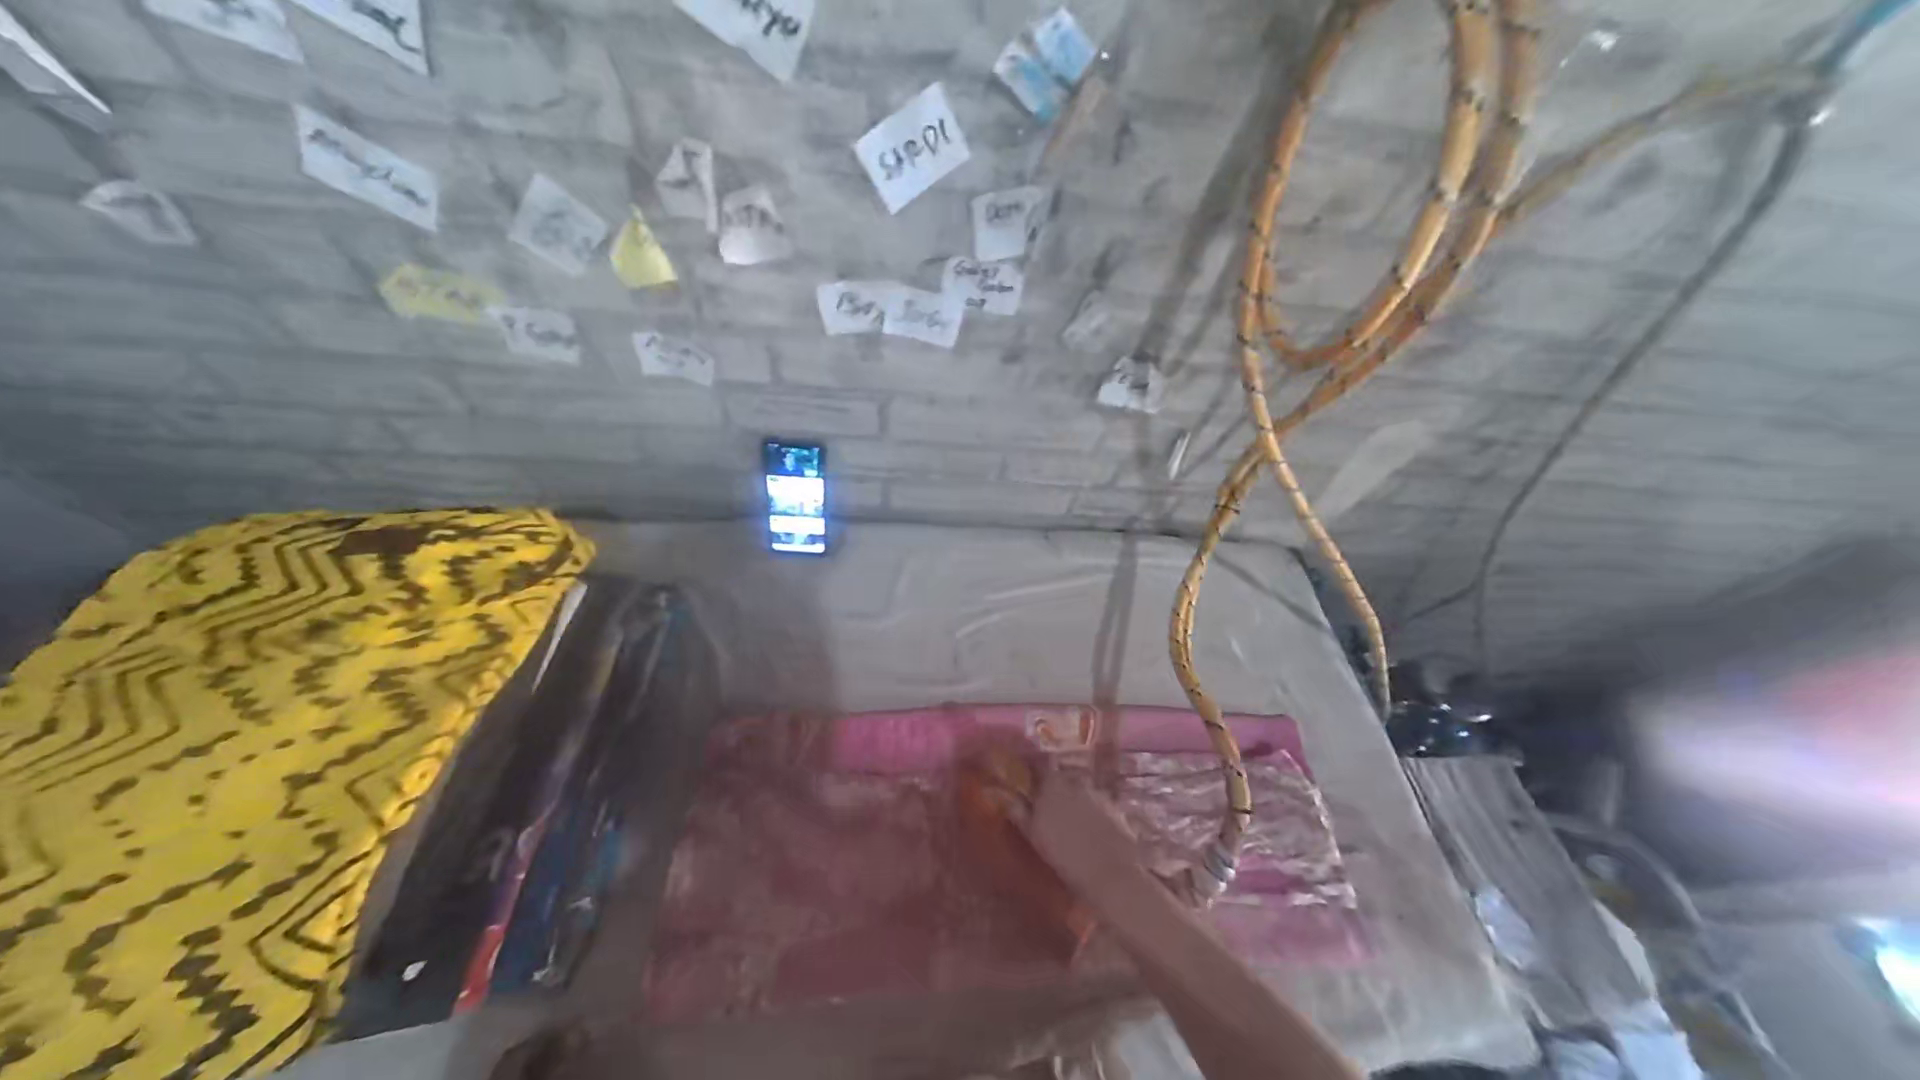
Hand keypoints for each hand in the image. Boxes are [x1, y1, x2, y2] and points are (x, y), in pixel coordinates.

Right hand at [1020, 769, 1156, 904]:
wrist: (1110, 874)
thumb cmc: (1063, 854)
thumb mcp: (1033, 835)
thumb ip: (1019, 811)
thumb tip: (1007, 796)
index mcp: (1052, 784)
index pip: (1039, 768)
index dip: (1034, 774)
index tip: (1029, 784)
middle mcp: (1076, 781)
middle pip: (1062, 778)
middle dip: (1055, 788)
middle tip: (1049, 807)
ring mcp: (1099, 794)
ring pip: (1081, 791)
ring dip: (1075, 801)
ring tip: (1071, 823)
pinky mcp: (1116, 809)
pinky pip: (1099, 805)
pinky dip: (1094, 814)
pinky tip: (1091, 833)